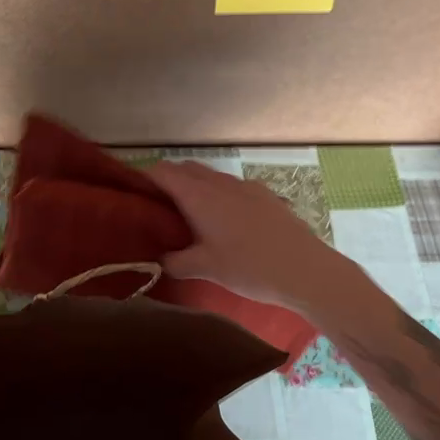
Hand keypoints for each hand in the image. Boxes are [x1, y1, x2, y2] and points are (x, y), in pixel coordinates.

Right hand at [148, 160, 359, 309]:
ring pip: (210, 177)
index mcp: (198, 195)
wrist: (307, 270)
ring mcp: (245, 186)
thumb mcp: (206, 268)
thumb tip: (158, 258)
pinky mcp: (265, 195)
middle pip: (185, 169)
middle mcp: (219, 182)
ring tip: (188, 217)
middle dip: (168, 182)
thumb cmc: (250, 267)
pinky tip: (224, 223)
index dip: (143, 178)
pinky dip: (218, 196)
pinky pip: (231, 187)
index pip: (162, 172)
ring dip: (194, 188)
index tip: (132, 194)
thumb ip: (175, 261)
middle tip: (156, 209)